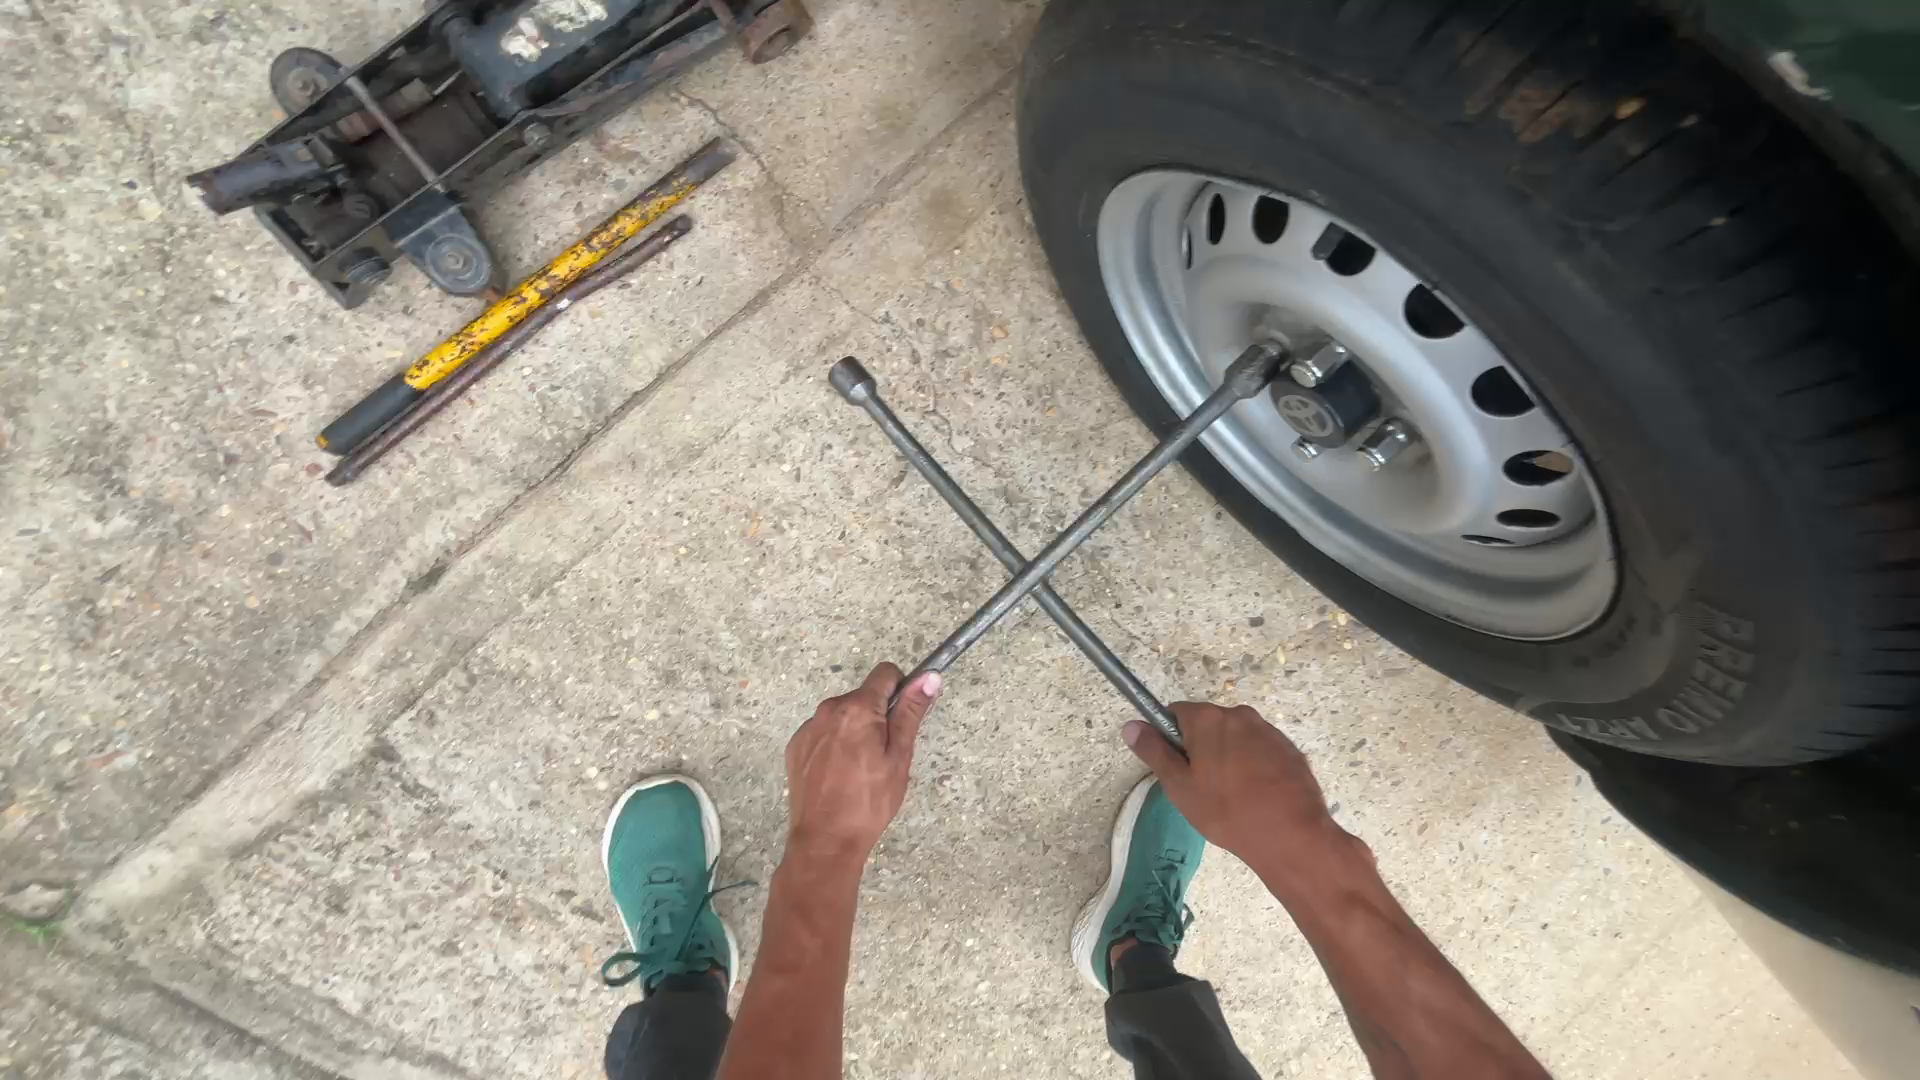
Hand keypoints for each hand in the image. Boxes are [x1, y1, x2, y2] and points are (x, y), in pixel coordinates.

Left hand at [784, 663, 940, 866]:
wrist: (825, 840)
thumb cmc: (869, 802)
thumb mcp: (899, 756)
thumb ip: (911, 712)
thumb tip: (929, 678)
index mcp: (858, 709)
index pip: (885, 673)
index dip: (900, 690)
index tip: (902, 717)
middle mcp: (829, 709)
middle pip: (863, 696)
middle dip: (877, 715)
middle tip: (884, 754)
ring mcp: (809, 727)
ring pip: (843, 714)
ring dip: (855, 729)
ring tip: (861, 768)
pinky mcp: (796, 745)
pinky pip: (823, 731)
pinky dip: (834, 743)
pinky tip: (840, 773)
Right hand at [1124, 704, 1360, 880]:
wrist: (1293, 838)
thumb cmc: (1227, 811)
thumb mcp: (1179, 786)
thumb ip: (1154, 751)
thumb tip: (1131, 725)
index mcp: (1208, 719)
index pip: (1175, 713)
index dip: (1170, 738)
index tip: (1176, 767)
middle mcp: (1239, 715)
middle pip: (1207, 724)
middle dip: (1201, 748)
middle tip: (1201, 786)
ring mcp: (1268, 731)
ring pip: (1236, 738)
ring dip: (1228, 757)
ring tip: (1232, 796)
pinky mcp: (1290, 750)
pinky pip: (1261, 751)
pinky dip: (1254, 766)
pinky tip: (1257, 797)